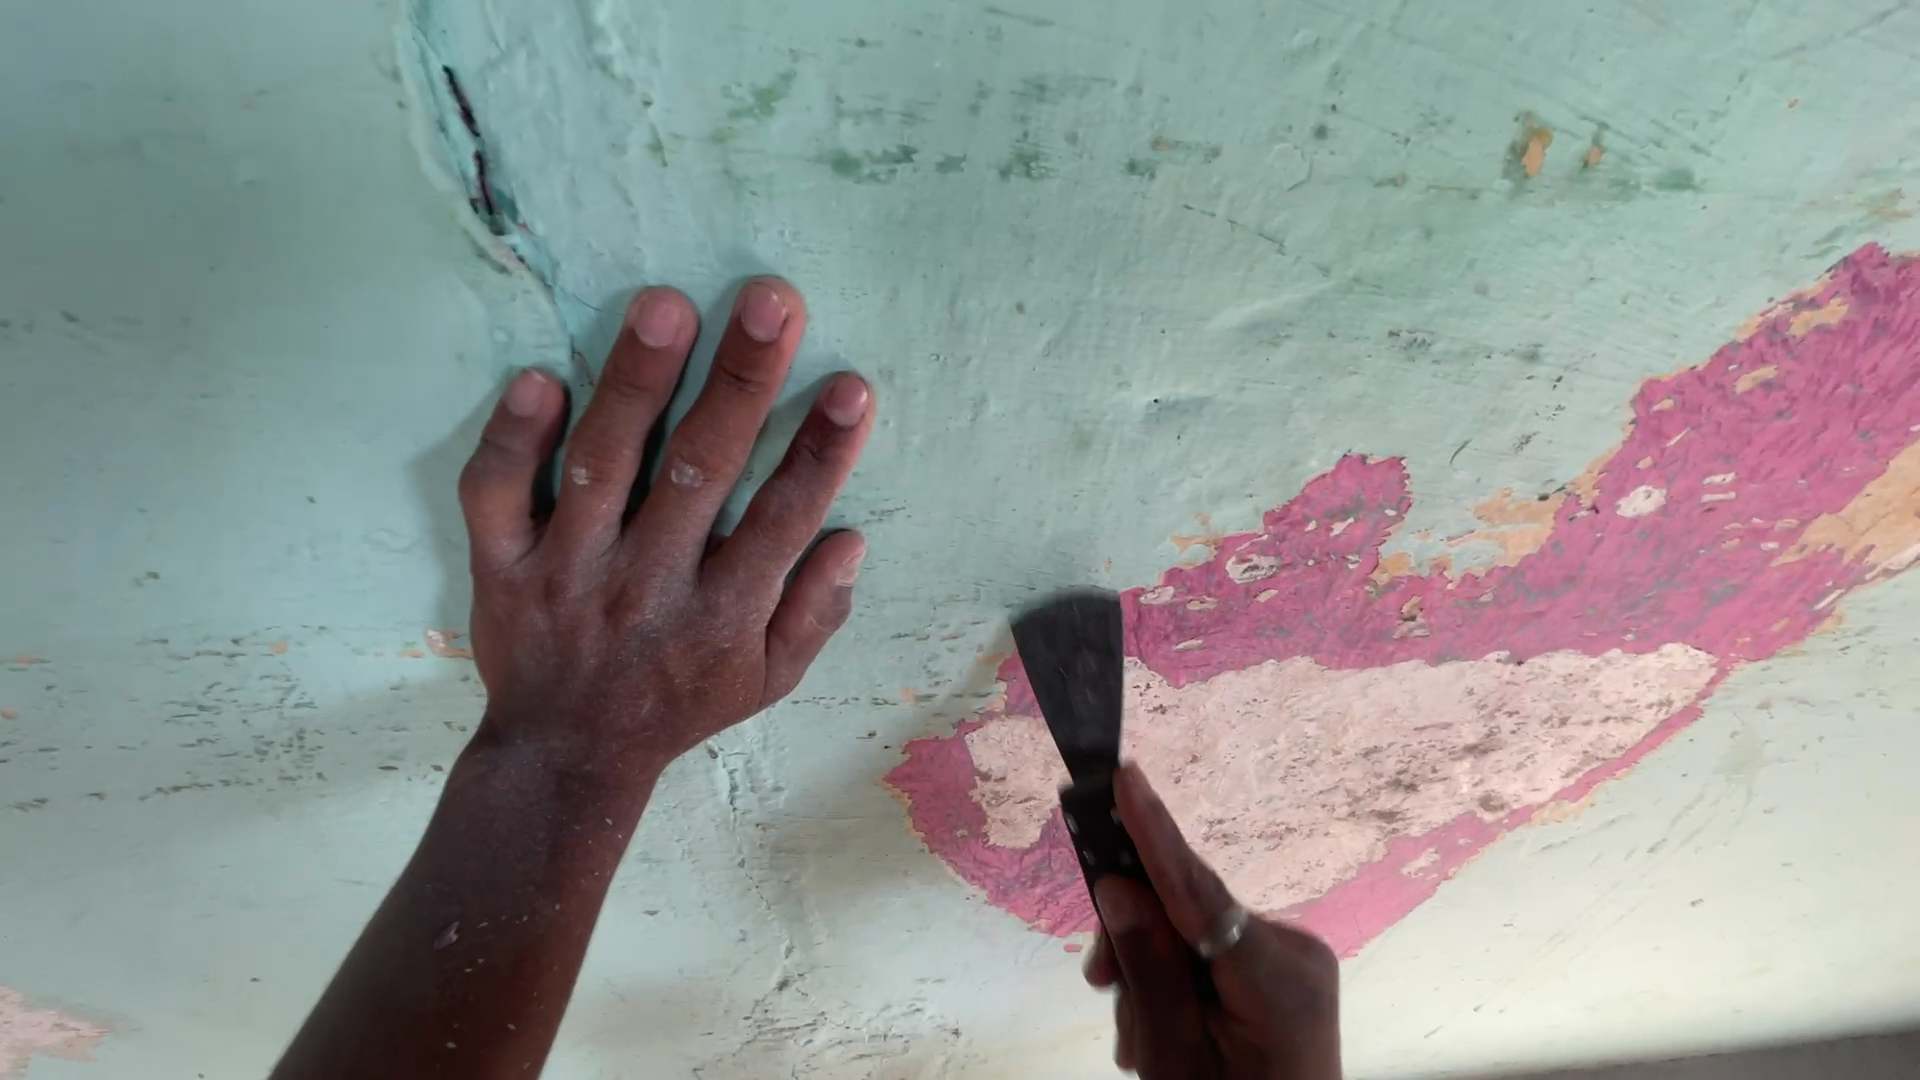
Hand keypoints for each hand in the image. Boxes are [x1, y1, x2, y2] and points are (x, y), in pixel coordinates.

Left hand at [456, 277, 873, 779]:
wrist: (568, 754)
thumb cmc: (684, 704)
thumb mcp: (771, 681)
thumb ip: (816, 614)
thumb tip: (850, 538)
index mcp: (723, 614)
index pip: (783, 520)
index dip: (822, 453)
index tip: (851, 388)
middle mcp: (649, 584)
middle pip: (702, 472)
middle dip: (741, 383)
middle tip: (769, 302)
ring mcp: (569, 572)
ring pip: (603, 467)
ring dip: (636, 383)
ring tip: (665, 306)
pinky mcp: (504, 567)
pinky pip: (498, 496)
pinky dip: (513, 438)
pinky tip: (539, 378)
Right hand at [1084, 765, 1340, 1078]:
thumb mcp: (1175, 1065)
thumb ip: (1146, 971)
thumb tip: (1115, 886)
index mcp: (1280, 983)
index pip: (1199, 894)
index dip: (1155, 832)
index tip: (1125, 775)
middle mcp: (1293, 949)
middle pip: (1181, 910)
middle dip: (1134, 942)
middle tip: (1099, 987)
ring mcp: (1289, 955)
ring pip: (1184, 928)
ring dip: (1148, 971)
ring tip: (1138, 1040)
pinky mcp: (1277, 964)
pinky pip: (1202, 945)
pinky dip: (1171, 975)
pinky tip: (1158, 1026)